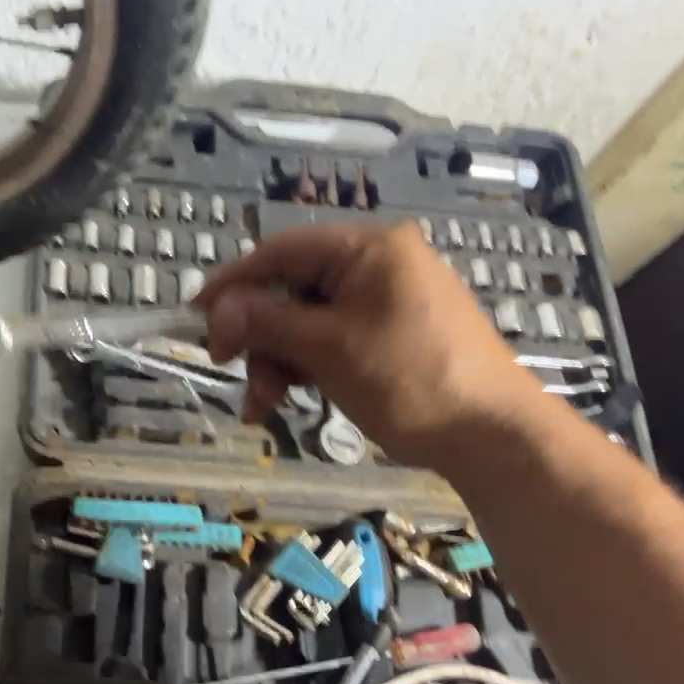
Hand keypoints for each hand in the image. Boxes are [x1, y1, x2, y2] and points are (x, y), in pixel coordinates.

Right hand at [194, 221, 550, 467]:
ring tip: (264, 407)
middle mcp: (375, 267)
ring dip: (274, 363)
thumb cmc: (409, 379)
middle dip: (257, 336)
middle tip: (233, 371)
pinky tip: (283, 404)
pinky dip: (301, 372)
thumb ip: (267, 321)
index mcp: (369, 250)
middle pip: (290, 292)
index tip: (196, 316)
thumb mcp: (328, 348)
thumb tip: (215, 309)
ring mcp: (381, 305)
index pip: (282, 251)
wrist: (487, 434)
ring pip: (303, 326)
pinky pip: (327, 346)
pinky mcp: (385, 340)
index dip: (234, 282)